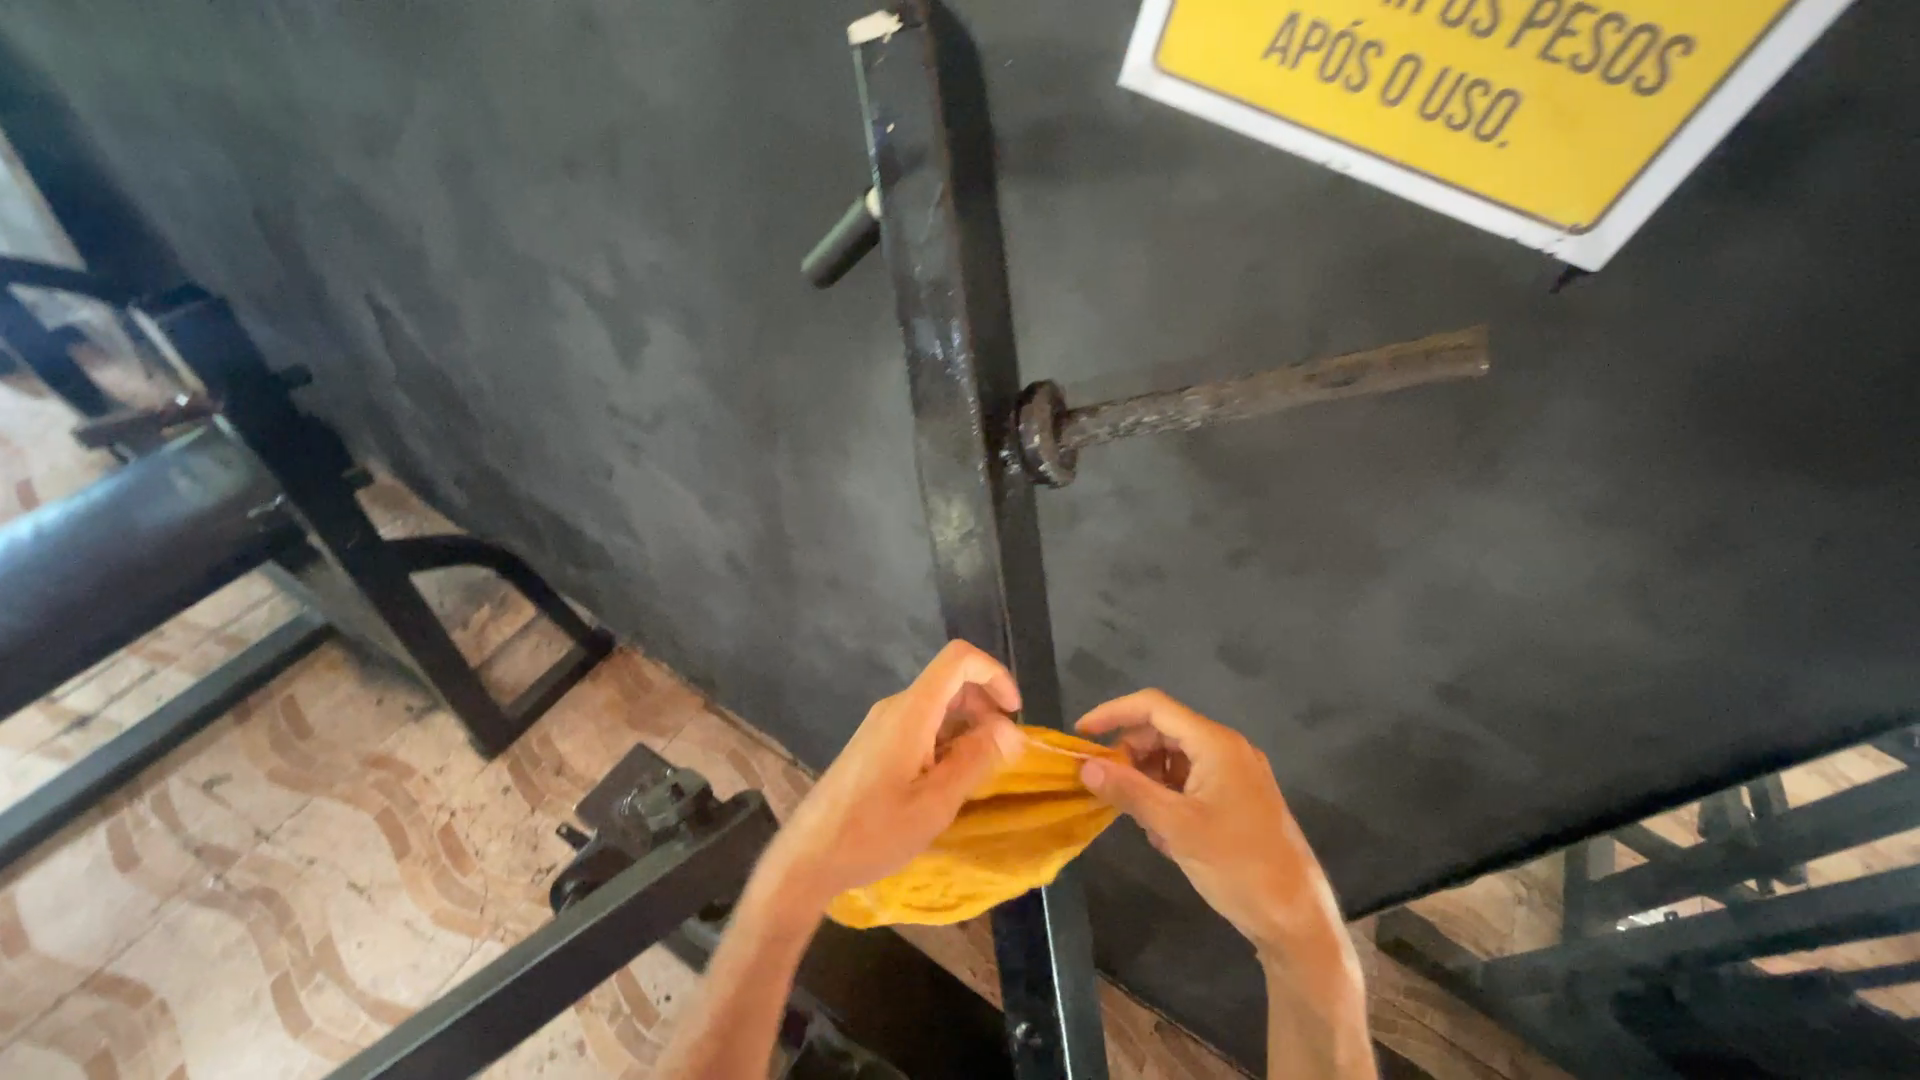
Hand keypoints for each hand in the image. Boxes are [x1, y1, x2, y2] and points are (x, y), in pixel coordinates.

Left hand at [755, 640, 1026, 910]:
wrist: (808, 857)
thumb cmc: (874, 833)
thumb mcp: (936, 803)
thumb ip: (976, 760)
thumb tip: (1011, 729)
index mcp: (911, 712)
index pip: (959, 659)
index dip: (994, 674)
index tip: (1013, 714)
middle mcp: (895, 708)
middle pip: (950, 680)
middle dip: (985, 706)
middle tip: (1001, 752)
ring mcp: (881, 725)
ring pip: (936, 705)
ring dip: (966, 728)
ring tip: (977, 774)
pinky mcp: (874, 744)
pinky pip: (920, 725)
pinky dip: (945, 741)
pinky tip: (947, 781)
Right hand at [1076, 690, 1345, 958]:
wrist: (1296, 917)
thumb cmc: (1237, 865)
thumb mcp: (1175, 828)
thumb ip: (1128, 792)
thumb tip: (1085, 767)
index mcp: (1216, 744)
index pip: (1154, 706)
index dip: (1113, 713)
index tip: (1081, 735)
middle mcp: (1226, 749)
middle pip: (1163, 731)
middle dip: (1130, 753)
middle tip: (1105, 784)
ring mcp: (1234, 774)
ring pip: (1175, 758)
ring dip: (1147, 778)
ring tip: (1136, 816)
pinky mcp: (1236, 798)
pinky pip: (1190, 781)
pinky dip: (1167, 796)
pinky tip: (1160, 832)